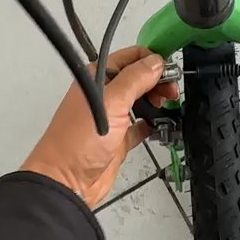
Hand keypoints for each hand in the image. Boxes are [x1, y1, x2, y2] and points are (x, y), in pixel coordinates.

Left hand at [21, 46, 179, 208]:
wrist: (67, 182)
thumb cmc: (78, 141)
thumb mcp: (110, 102)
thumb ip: (135, 79)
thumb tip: (156, 62)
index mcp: (97, 77)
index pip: (130, 57)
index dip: (152, 61)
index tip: (170, 71)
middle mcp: (105, 94)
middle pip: (139, 78)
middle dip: (158, 81)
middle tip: (172, 92)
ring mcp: (111, 117)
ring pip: (141, 99)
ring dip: (157, 99)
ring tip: (168, 106)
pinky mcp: (118, 138)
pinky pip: (140, 125)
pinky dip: (153, 123)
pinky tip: (162, 123)